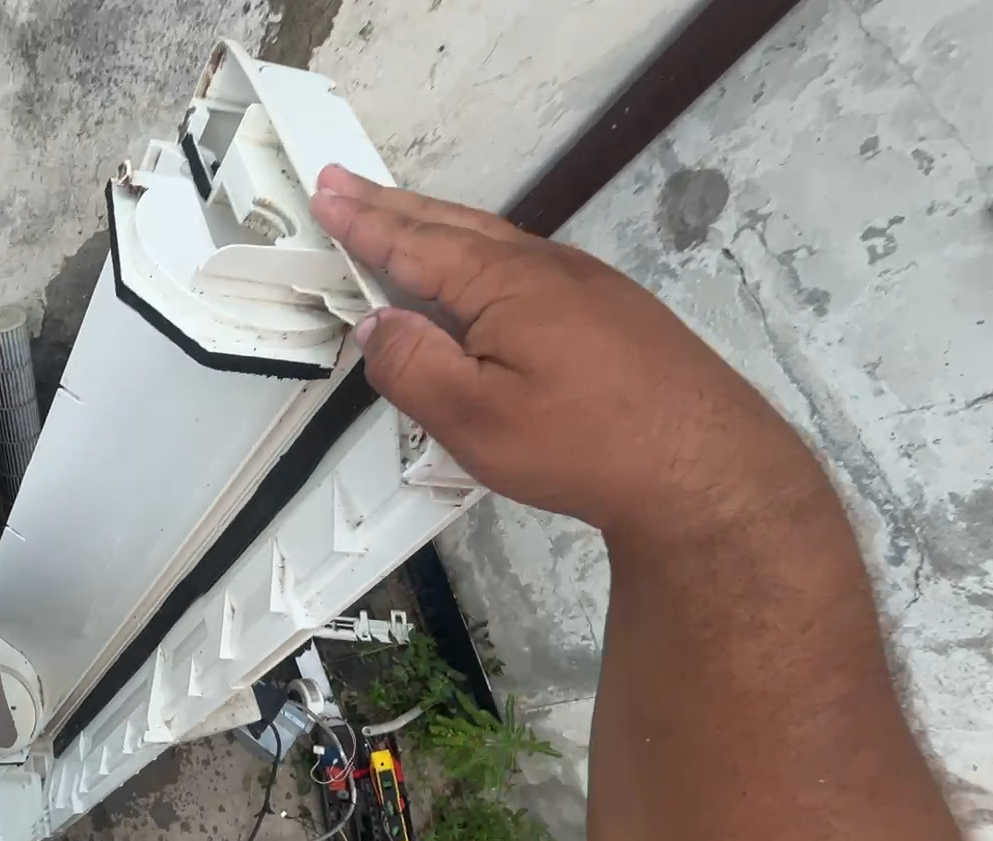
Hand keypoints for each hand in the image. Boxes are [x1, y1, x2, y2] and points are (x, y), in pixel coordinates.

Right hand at [309, 165, 819, 541]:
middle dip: (389, 205)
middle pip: (450, 226)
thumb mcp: (470, 416)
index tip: (325, 194)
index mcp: (505, 285)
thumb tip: (374, 324)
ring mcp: (580, 285)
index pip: (415, 246)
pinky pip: (515, 263)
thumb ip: (409, 365)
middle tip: (342, 182)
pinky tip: (462, 267)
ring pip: (487, 240)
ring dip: (428, 223)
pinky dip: (468, 249)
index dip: (363, 223)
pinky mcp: (601, 310)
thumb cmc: (577, 445)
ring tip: (389, 215)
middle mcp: (545, 267)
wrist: (703, 471)